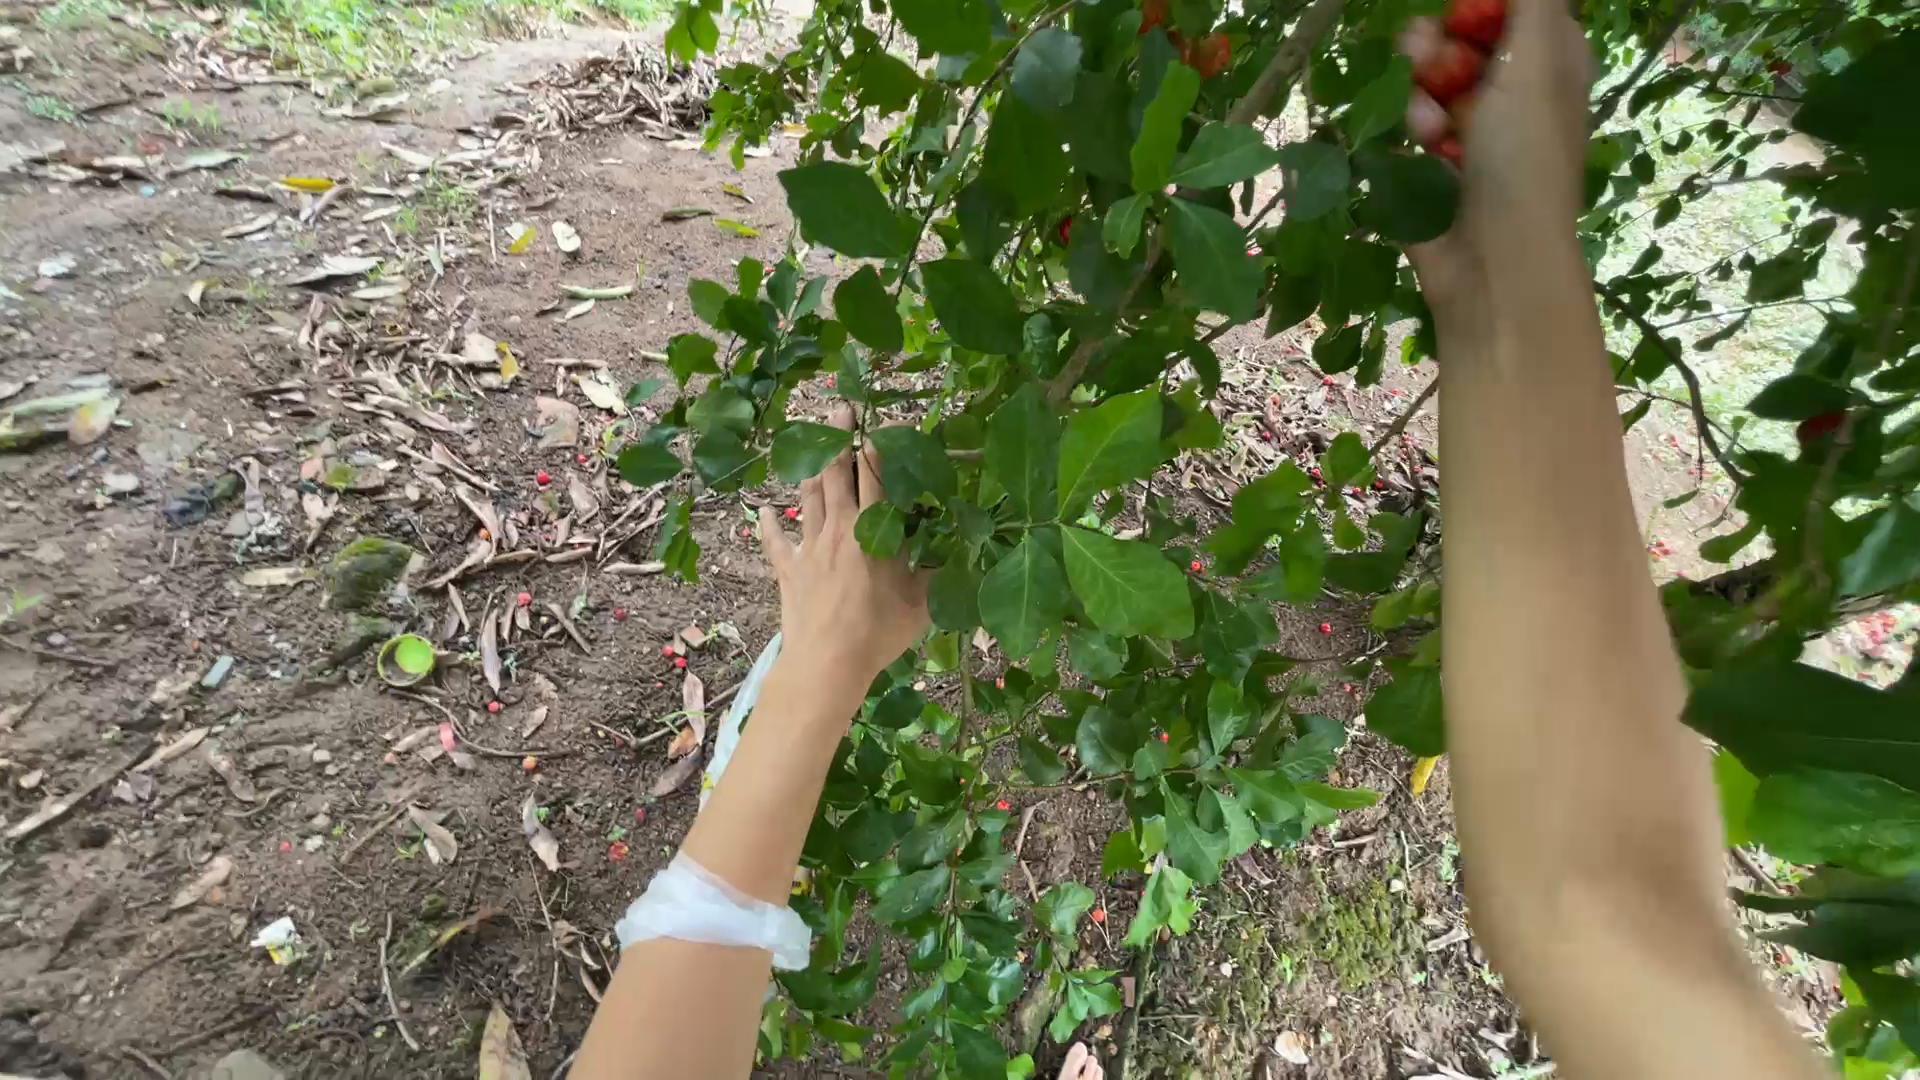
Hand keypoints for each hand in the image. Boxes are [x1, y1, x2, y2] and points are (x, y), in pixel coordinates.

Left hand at [757, 404, 928, 689]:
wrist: (827, 664)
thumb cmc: (878, 633)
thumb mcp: (920, 602)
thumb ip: (935, 570)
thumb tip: (955, 547)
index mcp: (871, 533)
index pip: (874, 480)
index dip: (876, 449)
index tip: (877, 423)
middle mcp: (838, 530)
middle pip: (837, 475)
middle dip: (838, 439)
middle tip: (839, 409)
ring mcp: (809, 549)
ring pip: (808, 498)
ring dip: (811, 468)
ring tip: (809, 441)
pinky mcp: (789, 570)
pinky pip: (776, 543)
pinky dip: (769, 526)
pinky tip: (762, 511)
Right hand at [1401, 0, 1593, 330]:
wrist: (1489, 255)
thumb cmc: (1523, 158)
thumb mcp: (1536, 62)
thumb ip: (1531, 3)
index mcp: (1547, 64)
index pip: (1508, 13)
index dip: (1478, 8)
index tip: (1455, 15)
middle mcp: (1507, 96)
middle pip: (1459, 49)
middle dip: (1434, 51)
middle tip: (1418, 54)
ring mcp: (1464, 137)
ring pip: (1426, 93)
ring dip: (1418, 99)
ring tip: (1426, 126)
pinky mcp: (1426, 172)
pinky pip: (1406, 137)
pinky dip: (1406, 137)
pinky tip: (1414, 148)